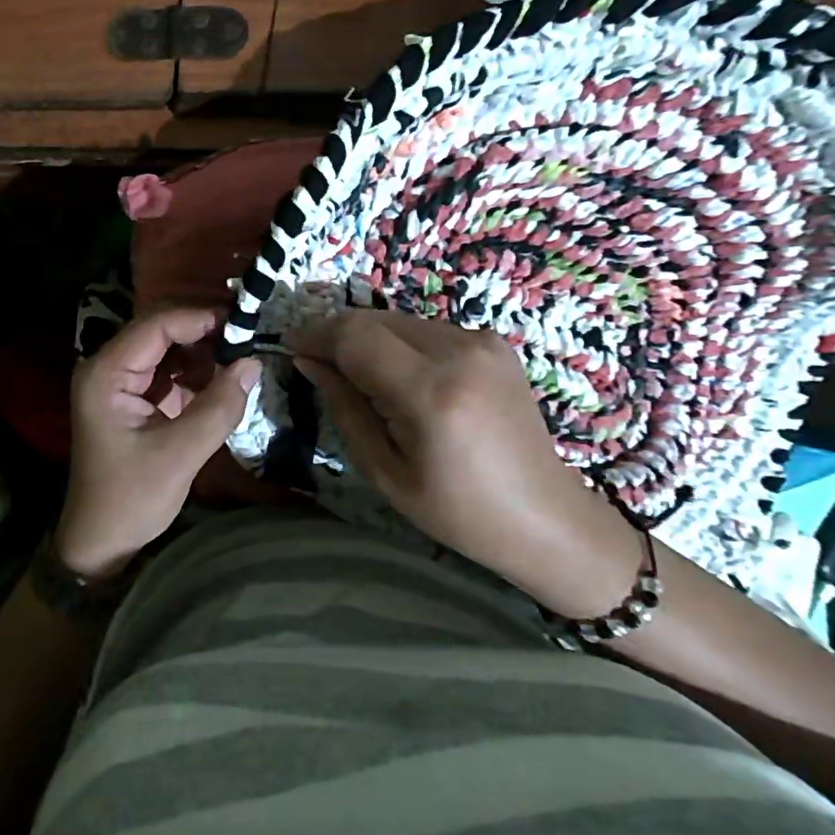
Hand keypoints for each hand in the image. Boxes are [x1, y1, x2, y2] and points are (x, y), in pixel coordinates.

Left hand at [59, 308, 260, 578]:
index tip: (243, 323)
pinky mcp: (134, 399)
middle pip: (160, 331)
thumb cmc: (130, 499)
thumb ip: (217, 407)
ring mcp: (120, 383)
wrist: (100, 541)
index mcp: (105, 374)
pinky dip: (196, 374)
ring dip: (203, 352)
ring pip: (168, 350)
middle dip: (204, 333)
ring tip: (242, 359)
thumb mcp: (179, 455)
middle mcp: (107, 368)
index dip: (199, 319)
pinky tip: (223, 381)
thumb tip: (253, 363)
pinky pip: (169, 373)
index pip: (155, 326)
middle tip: (248, 339)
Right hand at [287, 310, 635, 597]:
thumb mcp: (384, 470)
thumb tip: (308, 360)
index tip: (289, 346)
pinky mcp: (493, 342)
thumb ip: (344, 406)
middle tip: (314, 361)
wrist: (545, 516)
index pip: (355, 337)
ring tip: (355, 374)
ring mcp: (482, 342)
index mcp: (431, 394)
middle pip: (374, 319)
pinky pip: (426, 328)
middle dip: (336, 334)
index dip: (315, 336)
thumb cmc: (458, 511)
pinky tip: (397, 376)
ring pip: (398, 319)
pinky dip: (398, 343)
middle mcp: (460, 352)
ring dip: (367, 338)